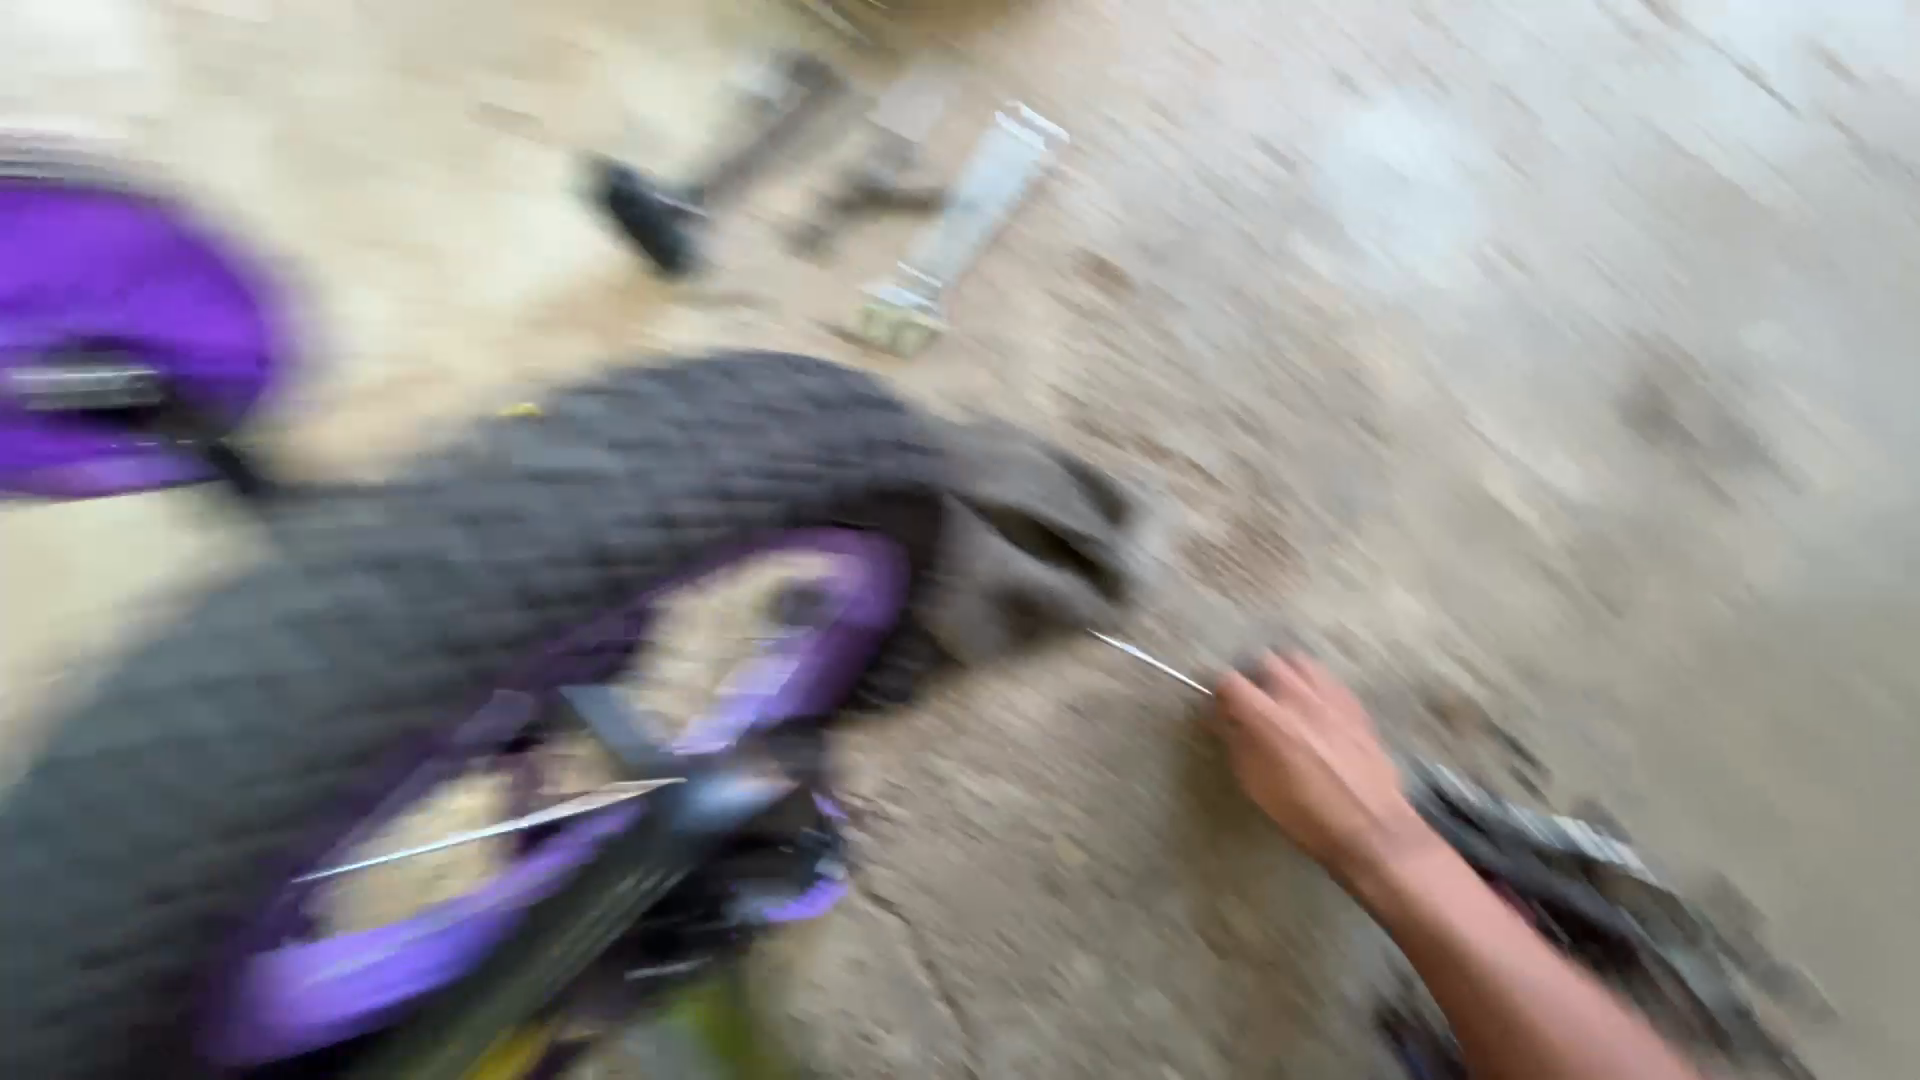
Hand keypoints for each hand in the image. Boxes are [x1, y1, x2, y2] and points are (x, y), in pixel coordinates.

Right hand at [1213, 653, 1437, 884]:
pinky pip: (1327, 678)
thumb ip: (1234, 742)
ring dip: (1285, 673)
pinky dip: (1313, 684)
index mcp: (1266, 718)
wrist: (1369, 828)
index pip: (1230, 682)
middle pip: (1266, 662)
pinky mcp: (1354, 705)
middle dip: (1254, 678)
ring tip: (1284, 695)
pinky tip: (1313, 706)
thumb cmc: (1303, 812)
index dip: (1221, 694)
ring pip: (1299, 662)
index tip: (1223, 708)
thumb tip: (1221, 719)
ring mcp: (1329, 698)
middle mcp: (1296, 698)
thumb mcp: (1254, 782)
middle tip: (1253, 700)